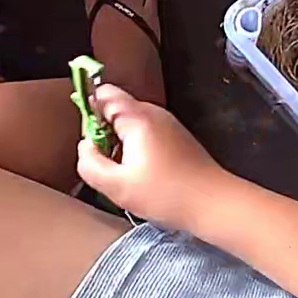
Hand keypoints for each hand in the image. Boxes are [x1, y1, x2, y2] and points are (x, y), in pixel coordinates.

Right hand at [76, 84, 229, 225]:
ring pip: (131, 123)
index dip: (89, 112)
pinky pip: (146, 132)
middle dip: (104, 132)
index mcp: (137, 117)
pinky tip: (143, 174)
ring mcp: (168, 123)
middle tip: (106, 163)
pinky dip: (137, 148)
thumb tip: (84, 146)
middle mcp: (154, 112)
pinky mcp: (177, 136)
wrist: (213, 203)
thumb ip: (90, 163)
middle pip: (117, 109)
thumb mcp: (117, 186)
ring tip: (125, 173)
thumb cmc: (165, 194)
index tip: (89, 141)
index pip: (104, 94)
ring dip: (120, 143)